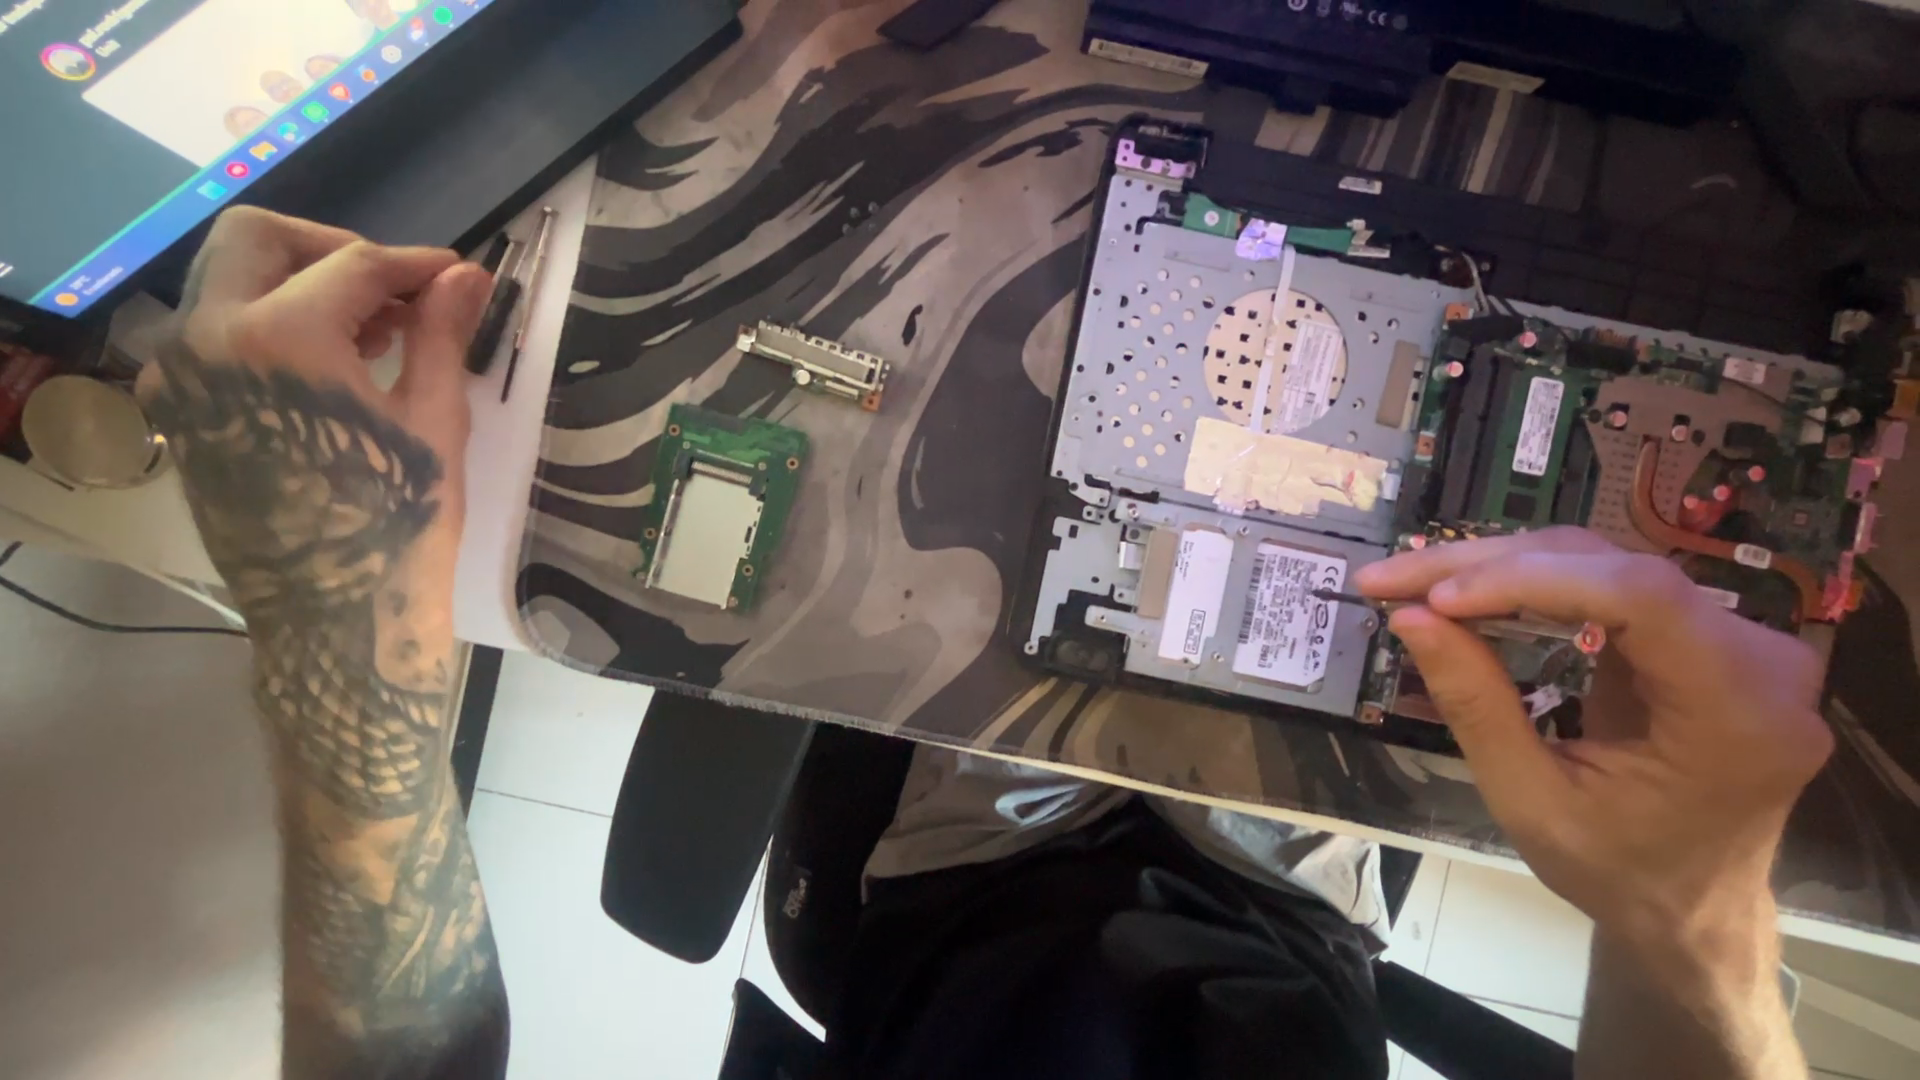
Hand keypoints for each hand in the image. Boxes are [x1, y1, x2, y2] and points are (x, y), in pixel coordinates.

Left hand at [139, 208, 490, 629]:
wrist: (336, 611)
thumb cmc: (401, 519)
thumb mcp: (435, 421)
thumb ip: (440, 334)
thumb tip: (469, 275)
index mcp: (280, 338)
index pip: (352, 266)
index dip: (413, 263)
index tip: (458, 273)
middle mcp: (207, 338)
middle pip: (259, 241)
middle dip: (338, 250)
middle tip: (402, 289)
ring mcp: (180, 374)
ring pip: (231, 281)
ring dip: (307, 284)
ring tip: (382, 331)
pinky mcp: (180, 407)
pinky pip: (222, 332)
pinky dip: (279, 324)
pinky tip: (339, 365)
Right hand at [1354, 528, 1832, 943]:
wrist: (1686, 904)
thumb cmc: (1614, 867)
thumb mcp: (1528, 798)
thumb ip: (1475, 705)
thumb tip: (1408, 617)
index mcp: (1737, 715)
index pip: (1640, 598)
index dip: (1528, 582)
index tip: (1433, 602)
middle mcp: (1757, 659)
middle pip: (1606, 568)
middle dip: (1485, 567)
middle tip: (1387, 580)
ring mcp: (1732, 639)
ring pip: (1593, 562)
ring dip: (1491, 567)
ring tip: (1406, 582)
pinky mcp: (1693, 634)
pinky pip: (1596, 583)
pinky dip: (1517, 583)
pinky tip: (1459, 593)